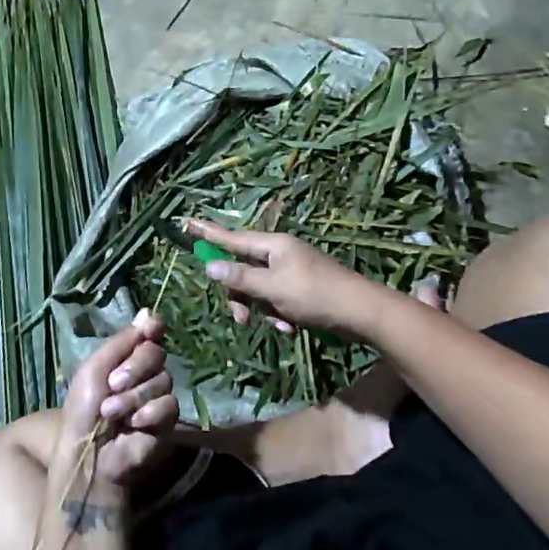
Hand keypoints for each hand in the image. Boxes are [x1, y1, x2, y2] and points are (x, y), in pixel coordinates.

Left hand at [50, 309, 177, 487]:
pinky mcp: (167, 422)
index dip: (152, 329)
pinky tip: (134, 424)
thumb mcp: (94, 368)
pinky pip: (170, 404)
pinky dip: (149, 412)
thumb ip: (122, 341)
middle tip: (113, 384)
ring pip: (163, 380)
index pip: (149, 334)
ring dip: (134, 396)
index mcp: (125, 358)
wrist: (87, 452)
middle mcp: (144, 374)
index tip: (152, 328)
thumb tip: (149, 312)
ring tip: (113, 413)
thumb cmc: (82, 410)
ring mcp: (157, 397)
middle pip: (157, 353)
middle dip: (135, 368)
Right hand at [183, 219, 390, 337]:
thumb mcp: (273, 288)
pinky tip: (291, 327)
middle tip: (241, 319)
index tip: (187, 222)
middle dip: (241, 296)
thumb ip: (240, 277)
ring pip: (259, 289)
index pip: (232, 238)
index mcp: (273, 245)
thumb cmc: (315, 295)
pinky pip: (277, 299)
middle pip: (244, 270)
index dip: (208, 233)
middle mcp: (280, 253)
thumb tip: (210, 266)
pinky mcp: (301, 288)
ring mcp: (292, 271)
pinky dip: (279, 314)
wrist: (362, 313)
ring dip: (263, 309)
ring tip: (279, 325)